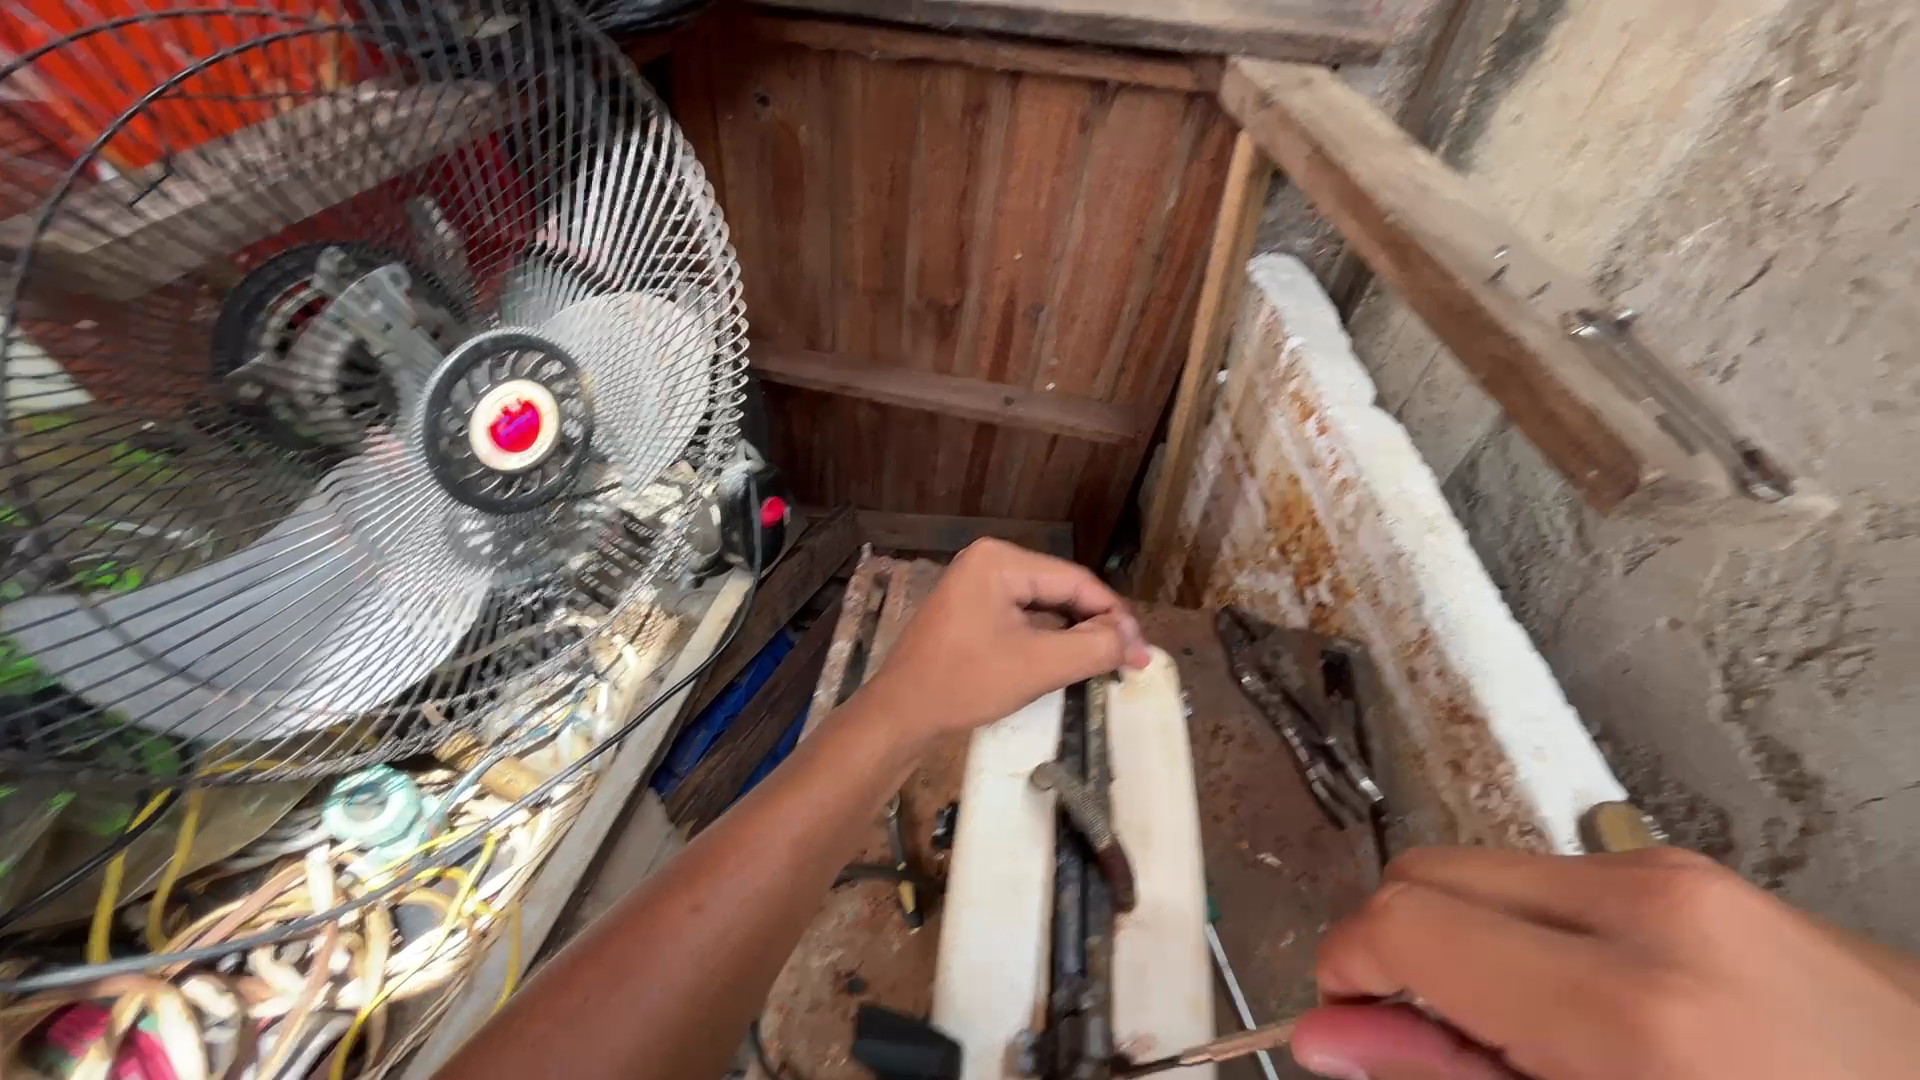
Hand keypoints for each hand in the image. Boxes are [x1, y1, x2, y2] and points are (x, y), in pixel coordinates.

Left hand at [859, 539, 1150, 741]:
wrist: (900, 713)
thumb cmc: (964, 683)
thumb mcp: (1037, 666)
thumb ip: (1092, 648)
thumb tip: (1134, 643)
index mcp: (999, 560)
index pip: (1075, 581)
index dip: (1115, 616)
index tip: (1142, 652)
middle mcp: (989, 561)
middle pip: (1061, 591)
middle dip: (1096, 626)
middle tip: (1129, 662)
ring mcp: (977, 585)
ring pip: (1045, 607)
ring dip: (1075, 634)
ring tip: (1108, 664)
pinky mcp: (973, 609)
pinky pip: (1024, 618)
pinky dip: (1049, 640)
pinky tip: (1071, 661)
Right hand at [1291, 847, 1919, 1079]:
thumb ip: (1450, 1079)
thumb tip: (1330, 1039)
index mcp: (1636, 1008)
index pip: (1403, 922)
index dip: (1349, 966)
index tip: (1351, 1017)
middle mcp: (1654, 910)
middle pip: (1425, 874)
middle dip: (1401, 946)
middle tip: (1432, 1034)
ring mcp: (1687, 879)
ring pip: (1482, 870)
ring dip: (1465, 936)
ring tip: (1525, 1030)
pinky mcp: (1705, 873)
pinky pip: (1552, 877)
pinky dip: (1527, 930)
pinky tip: (1584, 1005)